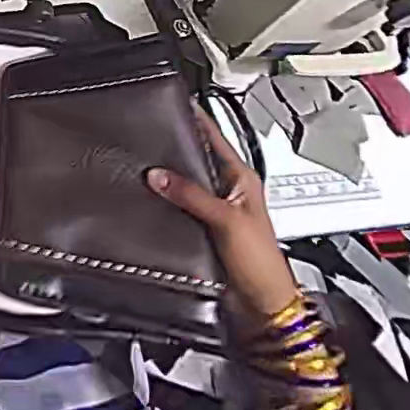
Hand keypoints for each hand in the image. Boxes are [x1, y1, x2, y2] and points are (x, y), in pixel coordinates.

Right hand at [146, 109, 298, 328]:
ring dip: (169, 178)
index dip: (196, 118)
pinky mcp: (203, 230)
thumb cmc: (262, 263)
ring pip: (186, 184)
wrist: (263, 308)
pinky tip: (151, 198)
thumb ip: (192, 194)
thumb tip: (159, 174)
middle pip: (196, 159)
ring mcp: (215, 210)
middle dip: (175, 148)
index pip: (214, 136)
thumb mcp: (226, 219)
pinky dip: (166, 202)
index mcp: (241, 177)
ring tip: (145, 163)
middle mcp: (227, 190)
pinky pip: (179, 207)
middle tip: (150, 132)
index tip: (176, 101)